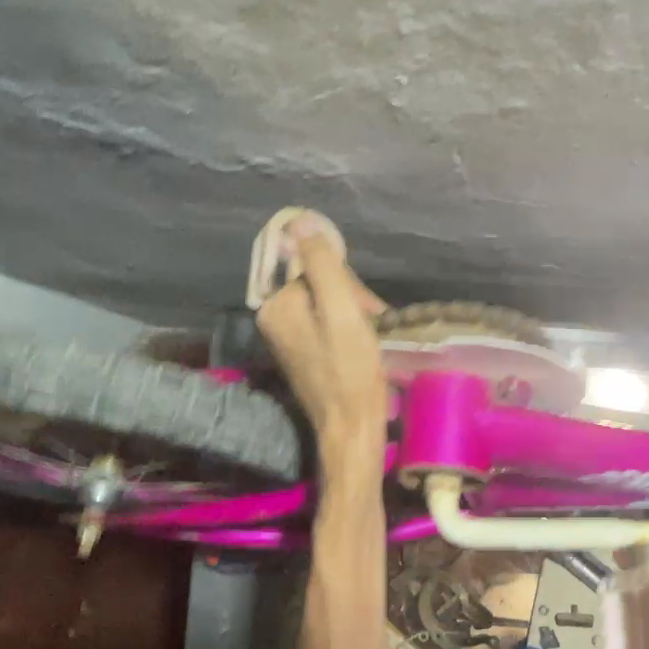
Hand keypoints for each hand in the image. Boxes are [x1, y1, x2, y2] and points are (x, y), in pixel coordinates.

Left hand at [254, 211, 388, 462]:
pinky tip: (365, 346)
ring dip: (355, 315)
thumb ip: (322, 264)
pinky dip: (349, 330)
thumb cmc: (350, 370)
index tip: (366, 308)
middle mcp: (274, 320)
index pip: (314, 268)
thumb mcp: (341, 309)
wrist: (351, 428)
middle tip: (374, 323)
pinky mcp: (304, 354)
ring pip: (328, 305)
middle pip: (319, 286)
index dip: (346, 283)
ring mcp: (288, 339)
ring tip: (374, 337)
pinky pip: (327, 325)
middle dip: (351, 300)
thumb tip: (299, 221)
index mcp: (275, 306)